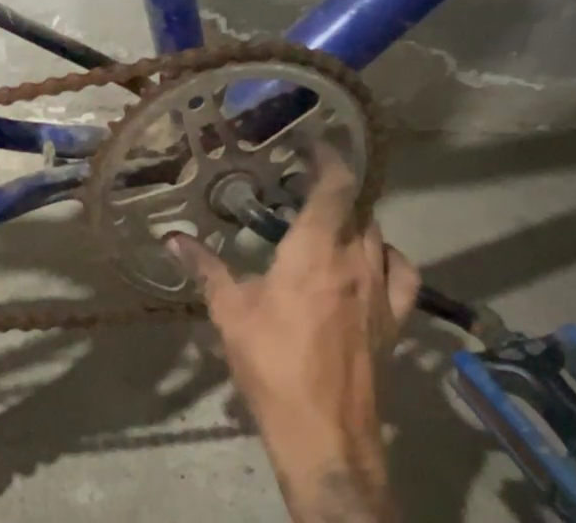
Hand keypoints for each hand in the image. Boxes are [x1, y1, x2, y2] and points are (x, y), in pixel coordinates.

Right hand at [166, 141, 418, 522]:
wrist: (324, 434)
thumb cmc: (271, 363)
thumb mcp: (229, 312)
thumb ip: (206, 268)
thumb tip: (172, 238)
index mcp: (314, 253)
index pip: (335, 189)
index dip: (330, 158)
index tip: (316, 141)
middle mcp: (355, 264)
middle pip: (359, 210)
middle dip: (337, 191)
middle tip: (305, 187)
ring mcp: (382, 295)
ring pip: (380, 238)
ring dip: (359, 223)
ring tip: (333, 223)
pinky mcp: (394, 324)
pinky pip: (403, 277)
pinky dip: (389, 259)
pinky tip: (373, 264)